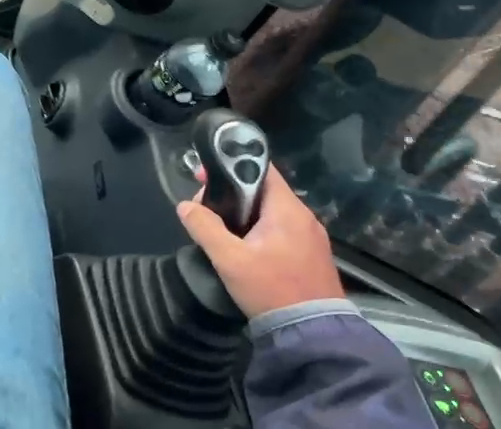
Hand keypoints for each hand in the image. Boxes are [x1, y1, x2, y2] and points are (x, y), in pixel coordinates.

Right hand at [176, 163, 343, 318]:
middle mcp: (304, 218)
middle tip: (204, 206)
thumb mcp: (228, 258)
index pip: (261, 169)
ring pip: (270, 211)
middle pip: (262, 190)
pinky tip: (243, 245)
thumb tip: (185, 206)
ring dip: (244, 213)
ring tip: (219, 228)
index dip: (231, 164)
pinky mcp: (312, 256)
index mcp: (287, 210)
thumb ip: (204, 226)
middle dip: (231, 193)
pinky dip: (259, 229)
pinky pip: (281, 229)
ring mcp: (311, 238)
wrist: (315, 336)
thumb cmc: (272, 288)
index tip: (204, 174)